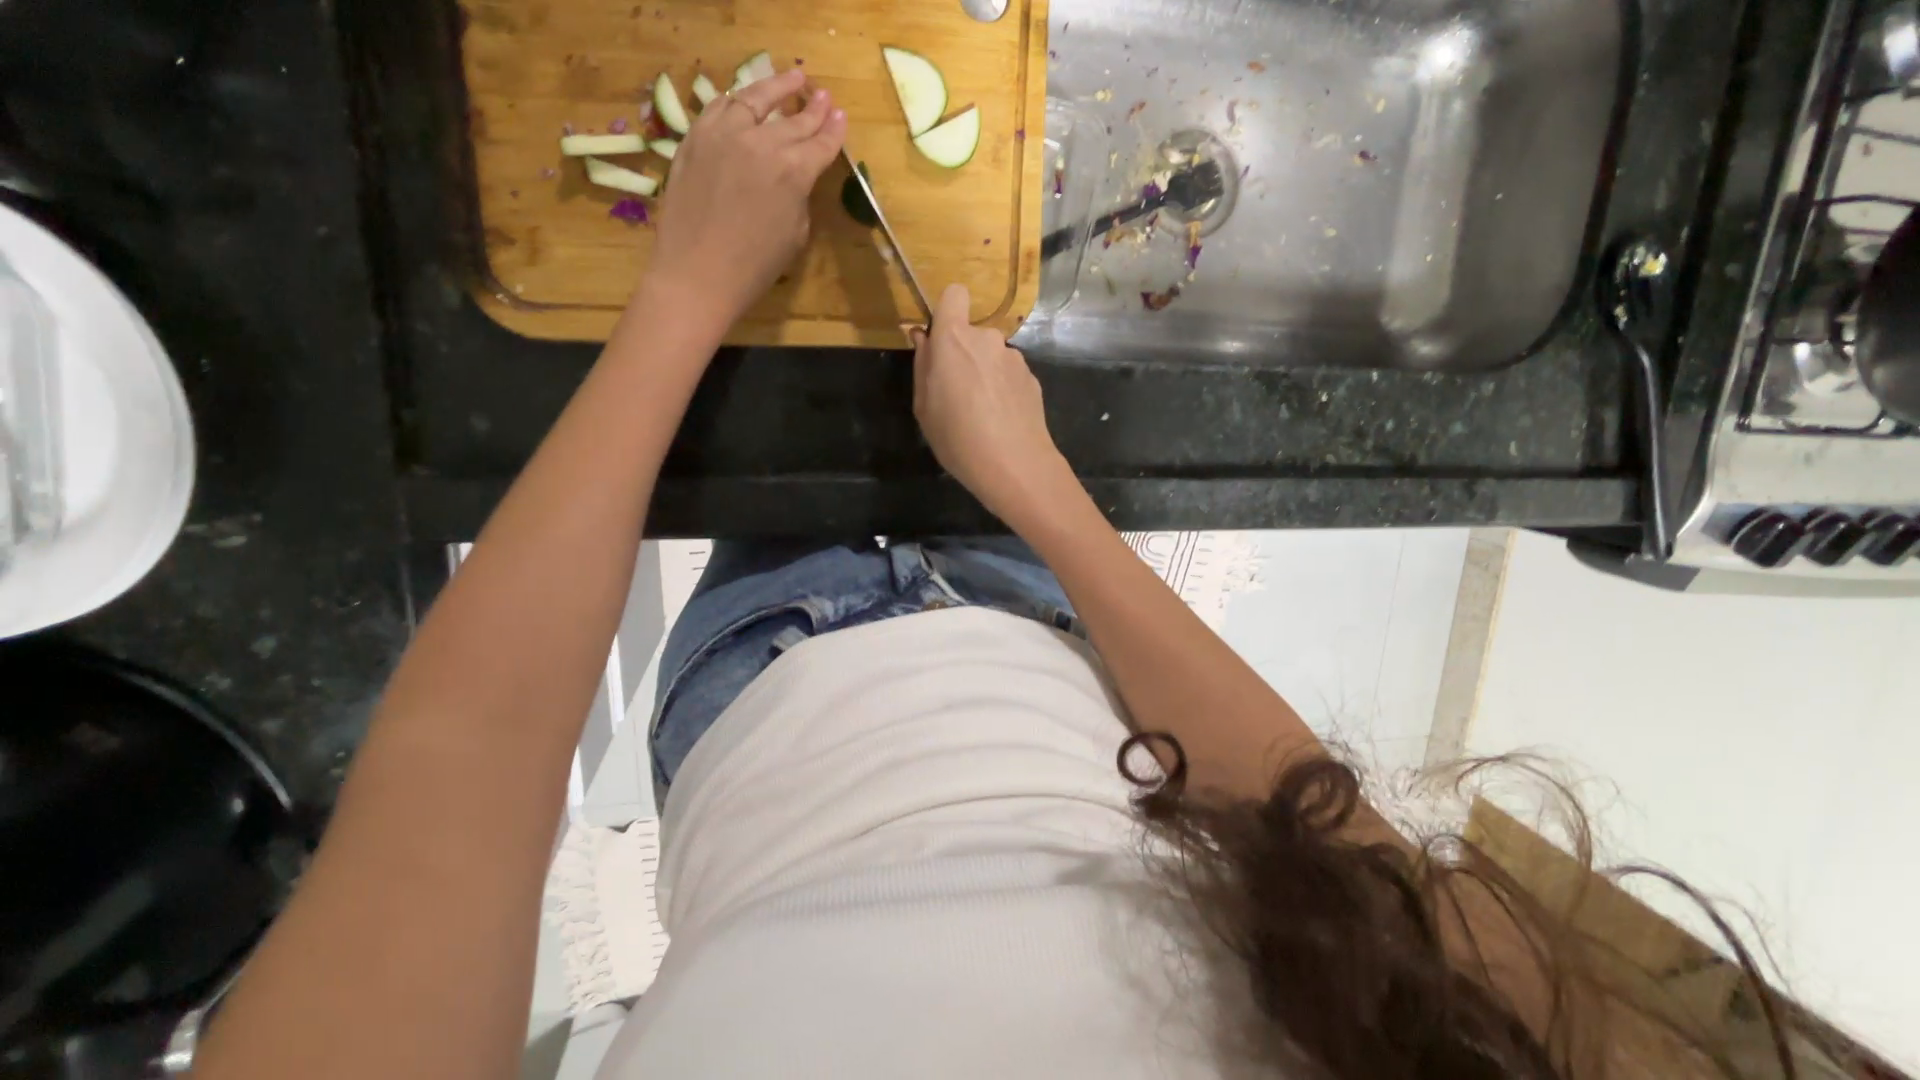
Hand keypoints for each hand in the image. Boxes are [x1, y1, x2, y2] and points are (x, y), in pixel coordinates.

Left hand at [644, 68, 846, 328]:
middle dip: (813, 108)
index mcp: (794, 171)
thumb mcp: (794, 234)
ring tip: (791, 78)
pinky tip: (744, 98)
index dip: (834, 130)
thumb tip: (797, 176)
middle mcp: (762, 143)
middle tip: (823, 97)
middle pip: (794, 120)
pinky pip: (719, 108)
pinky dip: (737, 100)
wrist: (696, 275)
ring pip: (755, 100)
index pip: (821, 143)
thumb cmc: (753, 268)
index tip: (842, 117)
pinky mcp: (695, 138)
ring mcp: (724, 135)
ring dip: (776, 87)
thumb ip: (799, 195)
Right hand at [912, 284, 1076, 526]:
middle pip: (972, 333)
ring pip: (992, 356)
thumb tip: (923, 336)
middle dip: (963, 354)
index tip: (941, 338)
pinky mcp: (1032, 377)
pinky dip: (1003, 389)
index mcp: (954, 339)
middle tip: (955, 393)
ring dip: (985, 373)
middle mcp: (987, 338)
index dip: (947, 310)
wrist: (1015, 465)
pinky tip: (1001, 419)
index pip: (954, 295)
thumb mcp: (924, 406)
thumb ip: (923, 364)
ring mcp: (1014, 357)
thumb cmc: (957, 437)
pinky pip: (1008, 375)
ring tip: (981, 412)